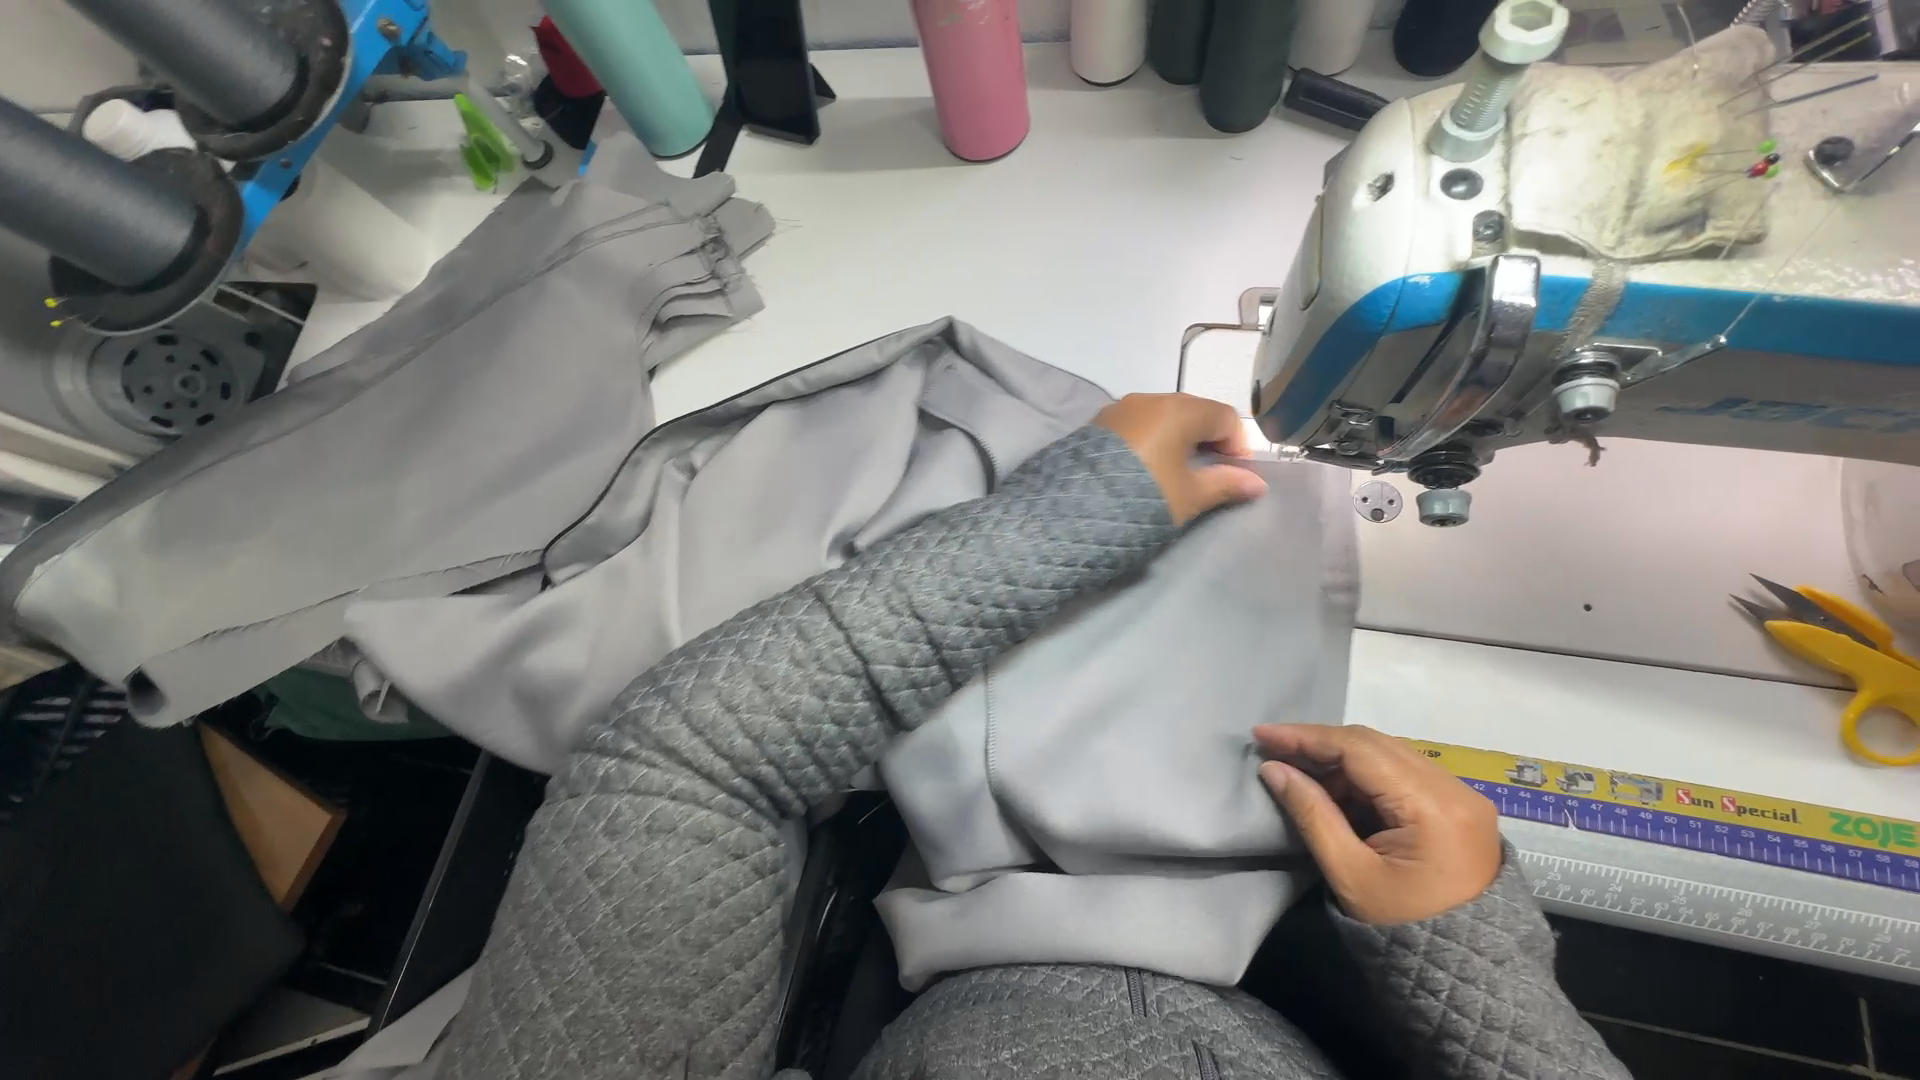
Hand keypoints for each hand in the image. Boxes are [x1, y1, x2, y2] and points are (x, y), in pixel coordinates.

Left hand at [1094, 394, 1267, 525]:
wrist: (1073, 508)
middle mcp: (1149, 399)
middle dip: (1208, 439)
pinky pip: (1136, 425)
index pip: (1224, 416)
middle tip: (1208, 474)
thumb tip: (1257, 483)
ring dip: (1178, 439)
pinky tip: (1146, 467)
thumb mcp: (1189, 496)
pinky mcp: (1098, 424)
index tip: (1234, 474)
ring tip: (1176, 473)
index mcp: (1178, 410)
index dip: (1237, 445)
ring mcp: (1120, 409)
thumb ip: (1225, 484)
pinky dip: (1150, 440)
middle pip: (1193, 411)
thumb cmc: (1143, 497)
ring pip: (1163, 416)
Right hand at [1255, 724, 1501, 923]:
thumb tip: (1273, 768)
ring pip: (1388, 753)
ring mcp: (1462, 795)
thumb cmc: (1403, 924)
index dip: (1307, 737)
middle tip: (1275, 749)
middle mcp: (1455, 789)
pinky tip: (1337, 791)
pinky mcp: (1459, 804)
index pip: (1360, 750)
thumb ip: (1311, 812)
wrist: (1467, 968)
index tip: (1263, 735)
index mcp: (1433, 806)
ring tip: (1302, 777)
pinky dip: (1364, 774)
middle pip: (1375, 744)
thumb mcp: (1348, 872)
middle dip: (1320, 743)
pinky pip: (1403, 771)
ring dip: (1341, 759)